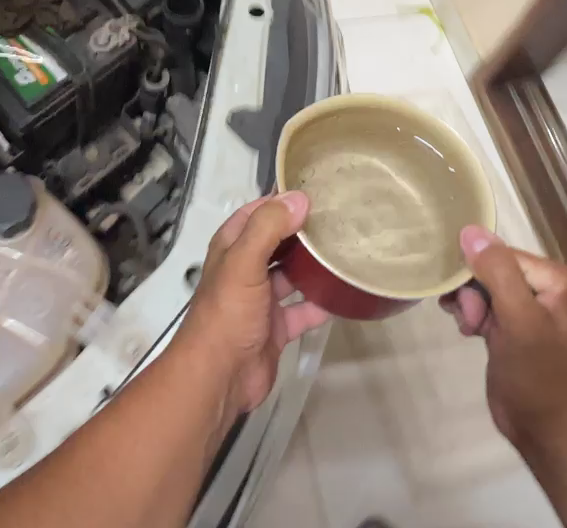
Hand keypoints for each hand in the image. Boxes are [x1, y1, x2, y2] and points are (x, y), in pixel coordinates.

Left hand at [170, 192, 330, 416]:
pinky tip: (343, 294)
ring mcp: (261, 299)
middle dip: (303, 231)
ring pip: (291, 274)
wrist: (220, 376)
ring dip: (313, 265)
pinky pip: (303, 310)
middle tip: (341, 219)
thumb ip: (268, 228)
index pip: (258, 212)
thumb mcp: (244, 262)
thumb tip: (299, 198)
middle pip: (278, 241)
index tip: (317, 190)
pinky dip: (320, 303)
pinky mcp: (277, 327)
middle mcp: (246, 268)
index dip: (282, 200)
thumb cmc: (227, 312)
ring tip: (346, 250)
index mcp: (232, 246)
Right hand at [442, 225, 566, 452]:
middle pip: (490, 269)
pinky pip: (485, 307)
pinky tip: (470, 333)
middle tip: (469, 321)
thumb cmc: (541, 378)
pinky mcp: (516, 331)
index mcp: (556, 279)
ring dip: (468, 305)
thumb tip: (470, 231)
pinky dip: (472, 316)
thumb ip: (498, 273)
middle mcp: (547, 288)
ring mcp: (531, 310)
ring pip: (482, 287)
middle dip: (471, 292)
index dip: (477, 275)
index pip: (500, 254)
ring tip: (469, 329)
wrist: (554, 436)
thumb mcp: (520, 321)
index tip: (469, 305)